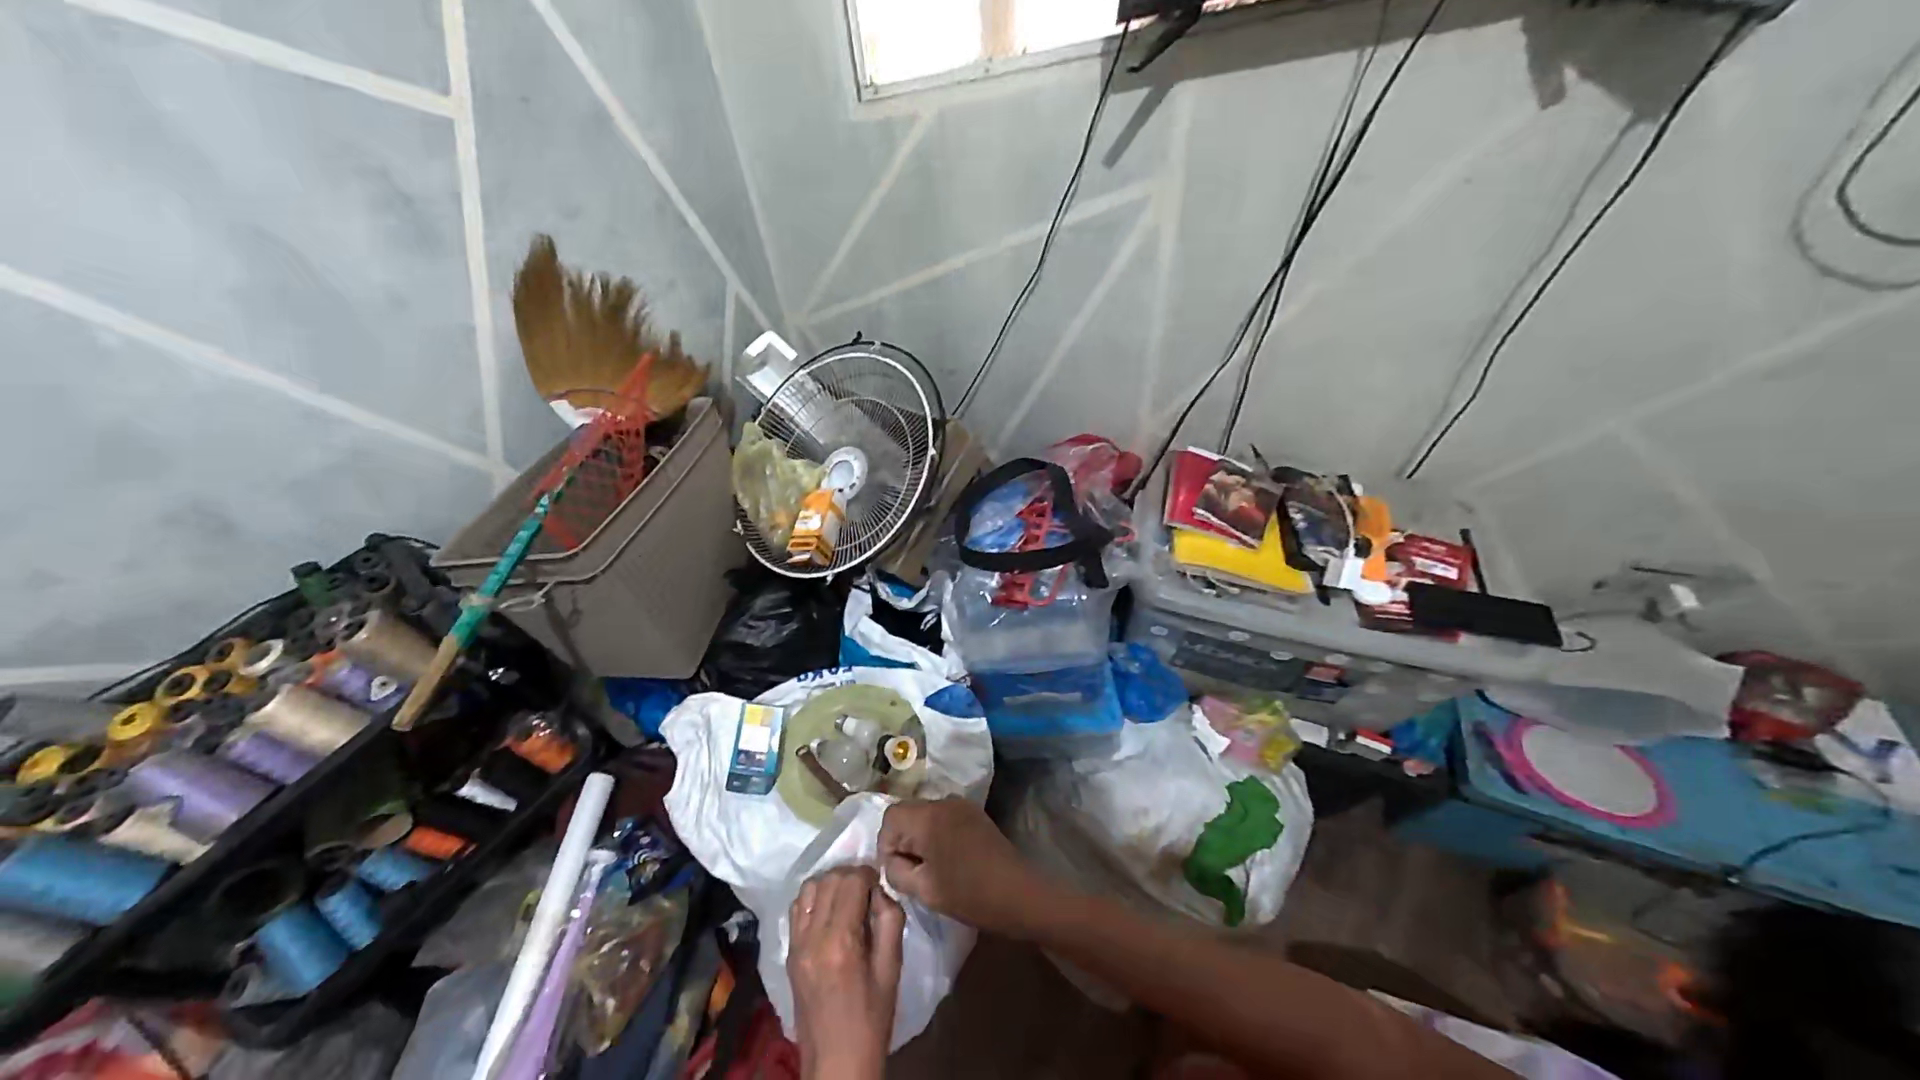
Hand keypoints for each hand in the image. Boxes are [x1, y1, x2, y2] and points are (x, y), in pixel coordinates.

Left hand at [787, 866, 902, 1079]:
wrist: (836, 1062)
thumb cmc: (872, 1018)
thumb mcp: (892, 968)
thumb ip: (890, 921)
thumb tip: (880, 891)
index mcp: (841, 941)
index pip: (850, 881)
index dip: (868, 873)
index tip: (880, 884)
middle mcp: (812, 937)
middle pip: (828, 879)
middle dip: (851, 875)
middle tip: (867, 889)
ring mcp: (795, 945)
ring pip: (808, 888)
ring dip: (829, 883)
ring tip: (847, 897)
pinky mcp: (788, 954)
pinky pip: (796, 909)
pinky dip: (812, 899)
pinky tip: (828, 911)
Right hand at [880, 798, 1061, 938]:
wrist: (1020, 894)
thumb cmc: (970, 895)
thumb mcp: (924, 891)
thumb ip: (896, 871)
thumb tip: (891, 860)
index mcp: (928, 818)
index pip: (890, 818)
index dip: (887, 845)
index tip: (899, 872)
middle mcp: (943, 801)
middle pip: (906, 812)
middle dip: (902, 840)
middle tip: (912, 871)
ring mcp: (961, 804)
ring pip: (924, 814)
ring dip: (919, 836)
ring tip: (930, 867)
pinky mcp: (974, 813)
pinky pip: (942, 816)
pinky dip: (936, 833)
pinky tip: (948, 858)